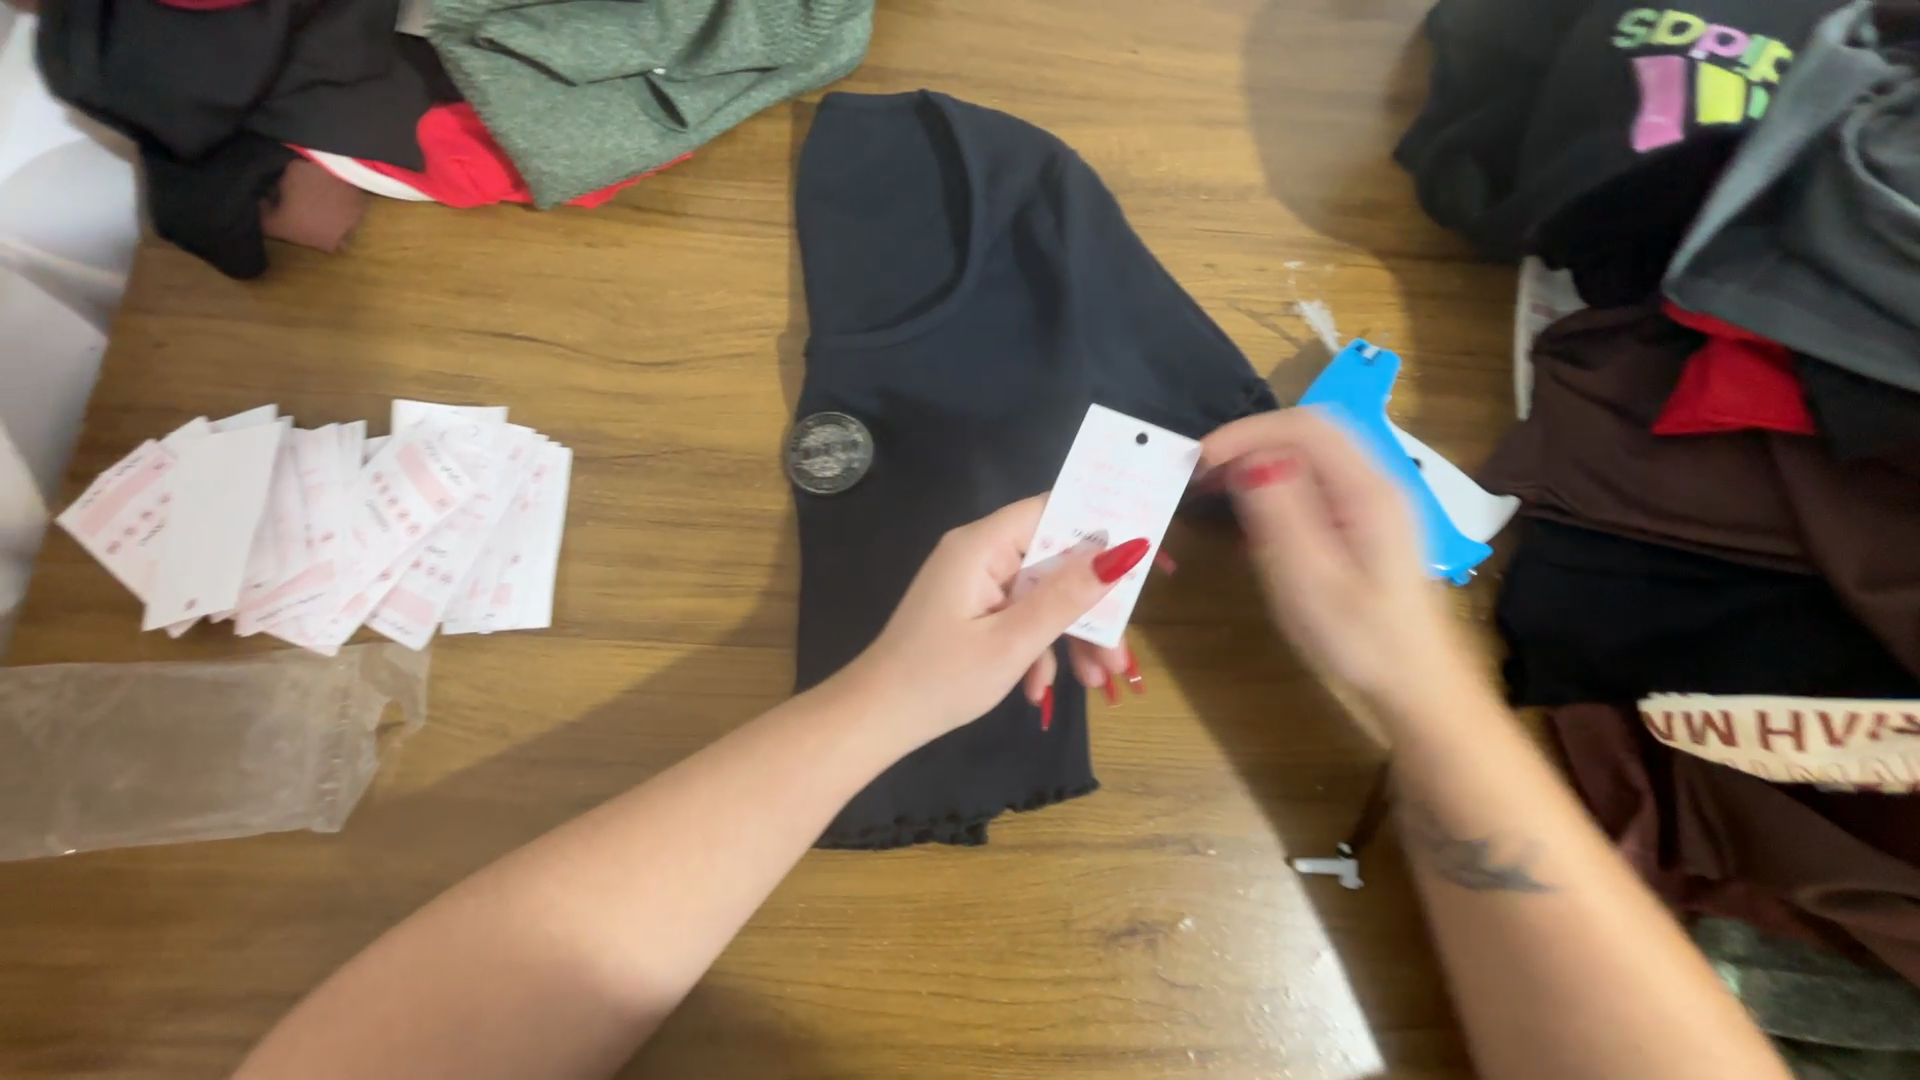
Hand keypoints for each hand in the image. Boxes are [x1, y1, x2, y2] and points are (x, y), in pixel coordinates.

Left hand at [840, 496, 1150, 745]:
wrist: (876, 720)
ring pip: (1039, 595)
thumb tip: (1123, 551)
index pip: (1051, 511)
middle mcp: (978, 555)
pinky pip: (1017, 616)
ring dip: (1068, 635)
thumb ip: (1067, 596)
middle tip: (1120, 651)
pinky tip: (1040, 688)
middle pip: (1051, 562)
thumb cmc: (940, 679)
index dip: (1097, 527)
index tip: (1141, 554)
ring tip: (1098, 680)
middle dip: (1088, 607)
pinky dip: (1035, 647)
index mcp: (981, 546)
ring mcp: (974, 584)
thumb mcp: (1012, 641)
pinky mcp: (971, 611)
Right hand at [1199, 407, 1470, 706]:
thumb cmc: (1360, 640)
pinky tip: (1251, 510)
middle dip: (1249, 441)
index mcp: (1368, 491)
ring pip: (1310, 453)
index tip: (1200, 460)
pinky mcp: (1363, 521)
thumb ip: (1280, 512)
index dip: (1246, 432)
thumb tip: (1249, 461)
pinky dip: (1274, 480)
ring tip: (1216, 487)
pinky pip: (1314, 480)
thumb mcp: (1309, 579)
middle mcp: (1376, 483)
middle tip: (1202, 473)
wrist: (1415, 683)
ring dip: (1259, 458)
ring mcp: (1373, 501)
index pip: (1305, 427)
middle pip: (1308, 432)